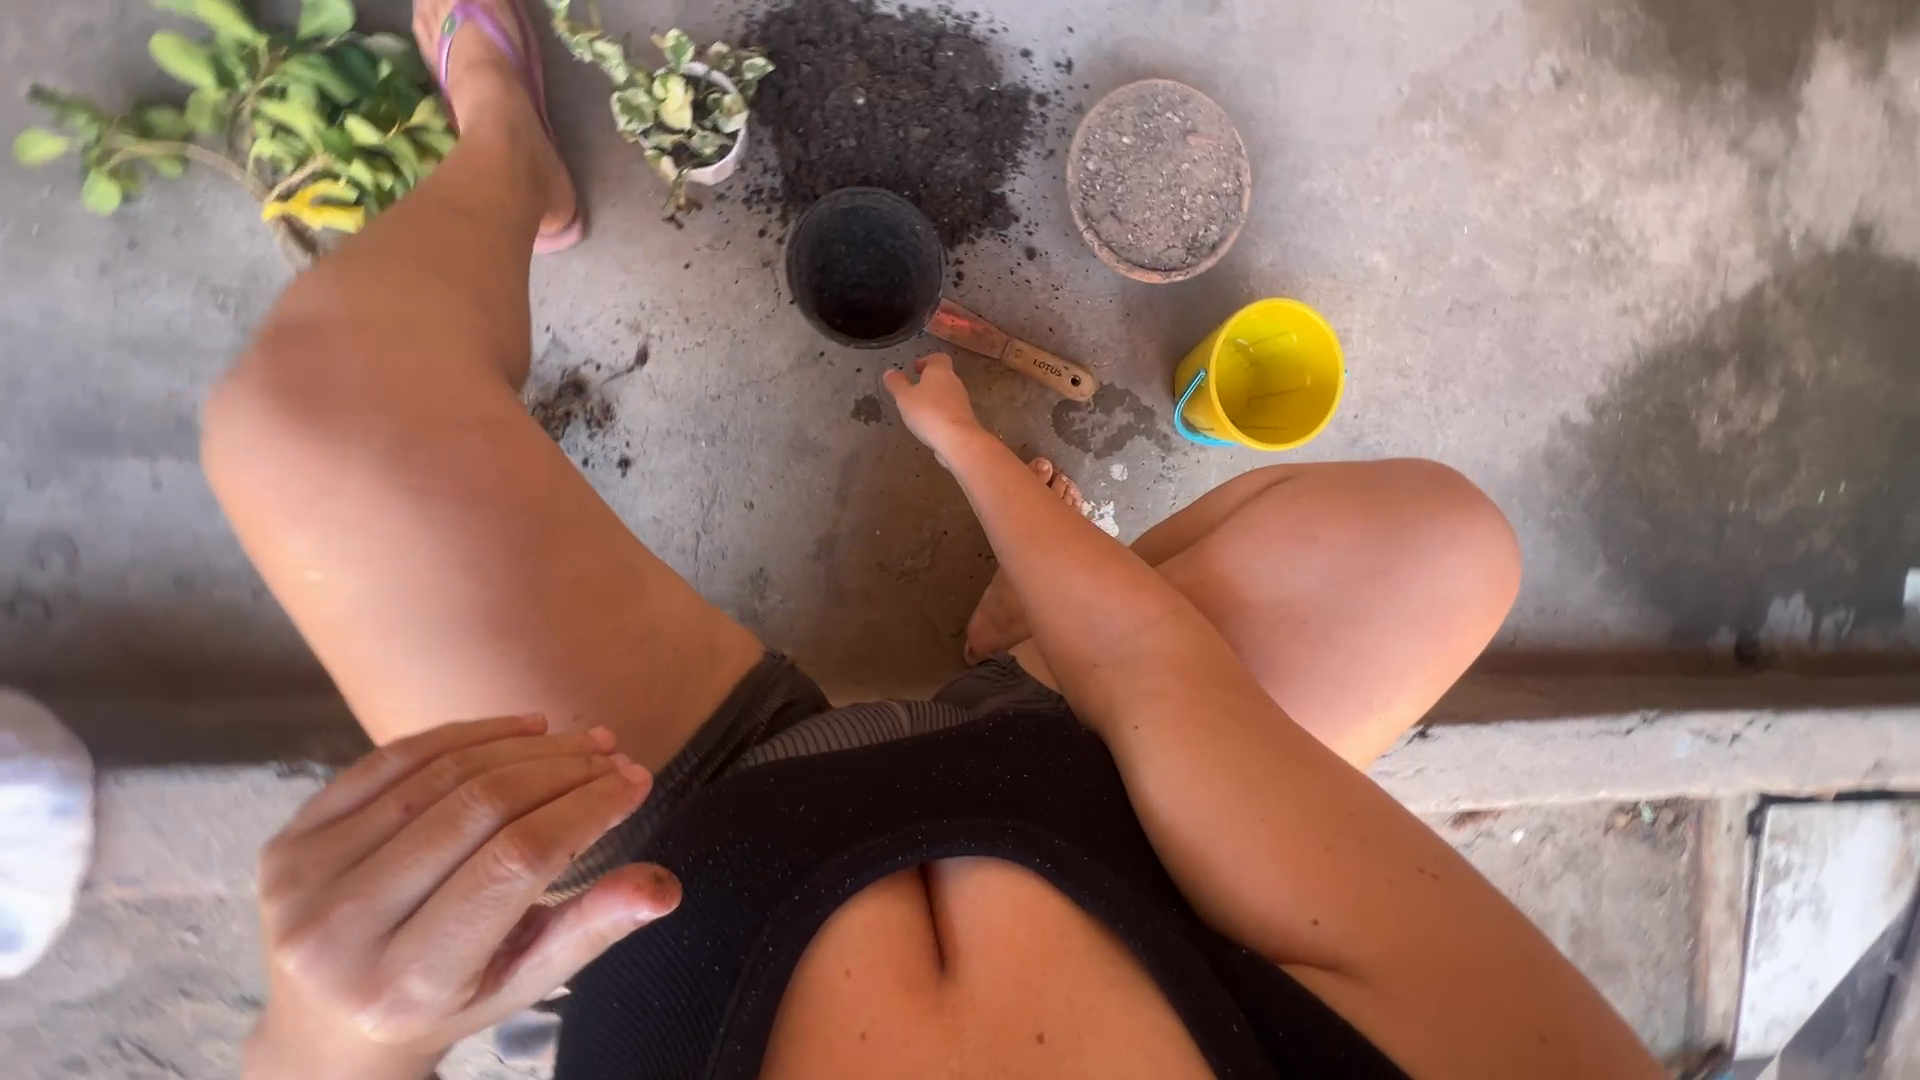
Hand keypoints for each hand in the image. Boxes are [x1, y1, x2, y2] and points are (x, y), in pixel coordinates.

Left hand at [243, 715, 678, 1079]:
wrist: (328, 1026)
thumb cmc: (453, 999)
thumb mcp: (528, 979)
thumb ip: (594, 926)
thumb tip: (665, 887)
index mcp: (406, 984)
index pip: (519, 860)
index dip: (589, 807)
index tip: (637, 781)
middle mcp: (337, 934)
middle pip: (482, 807)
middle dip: (566, 769)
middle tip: (616, 756)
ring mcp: (300, 882)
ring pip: (443, 774)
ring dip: (529, 745)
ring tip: (585, 740)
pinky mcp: (286, 841)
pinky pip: (395, 759)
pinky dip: (470, 732)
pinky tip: (524, 727)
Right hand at [883, 353, 988, 461]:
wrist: (958, 440)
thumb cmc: (928, 413)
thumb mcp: (905, 397)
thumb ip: (897, 384)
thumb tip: (890, 372)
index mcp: (940, 371)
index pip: (938, 358)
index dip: (927, 361)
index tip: (916, 369)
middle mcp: (954, 383)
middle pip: (944, 376)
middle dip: (930, 381)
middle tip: (915, 389)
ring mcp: (962, 402)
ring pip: (948, 394)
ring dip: (935, 398)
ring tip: (920, 409)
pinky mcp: (965, 420)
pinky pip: (951, 411)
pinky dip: (941, 414)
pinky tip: (931, 425)